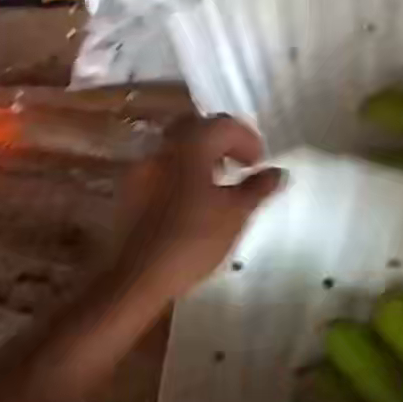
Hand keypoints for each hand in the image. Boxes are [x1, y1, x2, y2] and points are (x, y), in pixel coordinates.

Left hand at [103, 114, 283, 306]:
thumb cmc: (192, 242)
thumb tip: (276, 172)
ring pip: (172, 151)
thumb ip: (257, 189)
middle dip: (219, 142)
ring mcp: (137, 171)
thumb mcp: (234, 215)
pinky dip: (178, 176)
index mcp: (187, 146)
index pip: (222, 124)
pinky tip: (188, 203)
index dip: (247, 139)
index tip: (259, 163)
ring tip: (215, 186)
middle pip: (193, 130)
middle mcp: (158, 149)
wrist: (137, 277)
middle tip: (238, 166)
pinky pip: (158, 172)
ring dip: (197, 159)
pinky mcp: (126, 194)